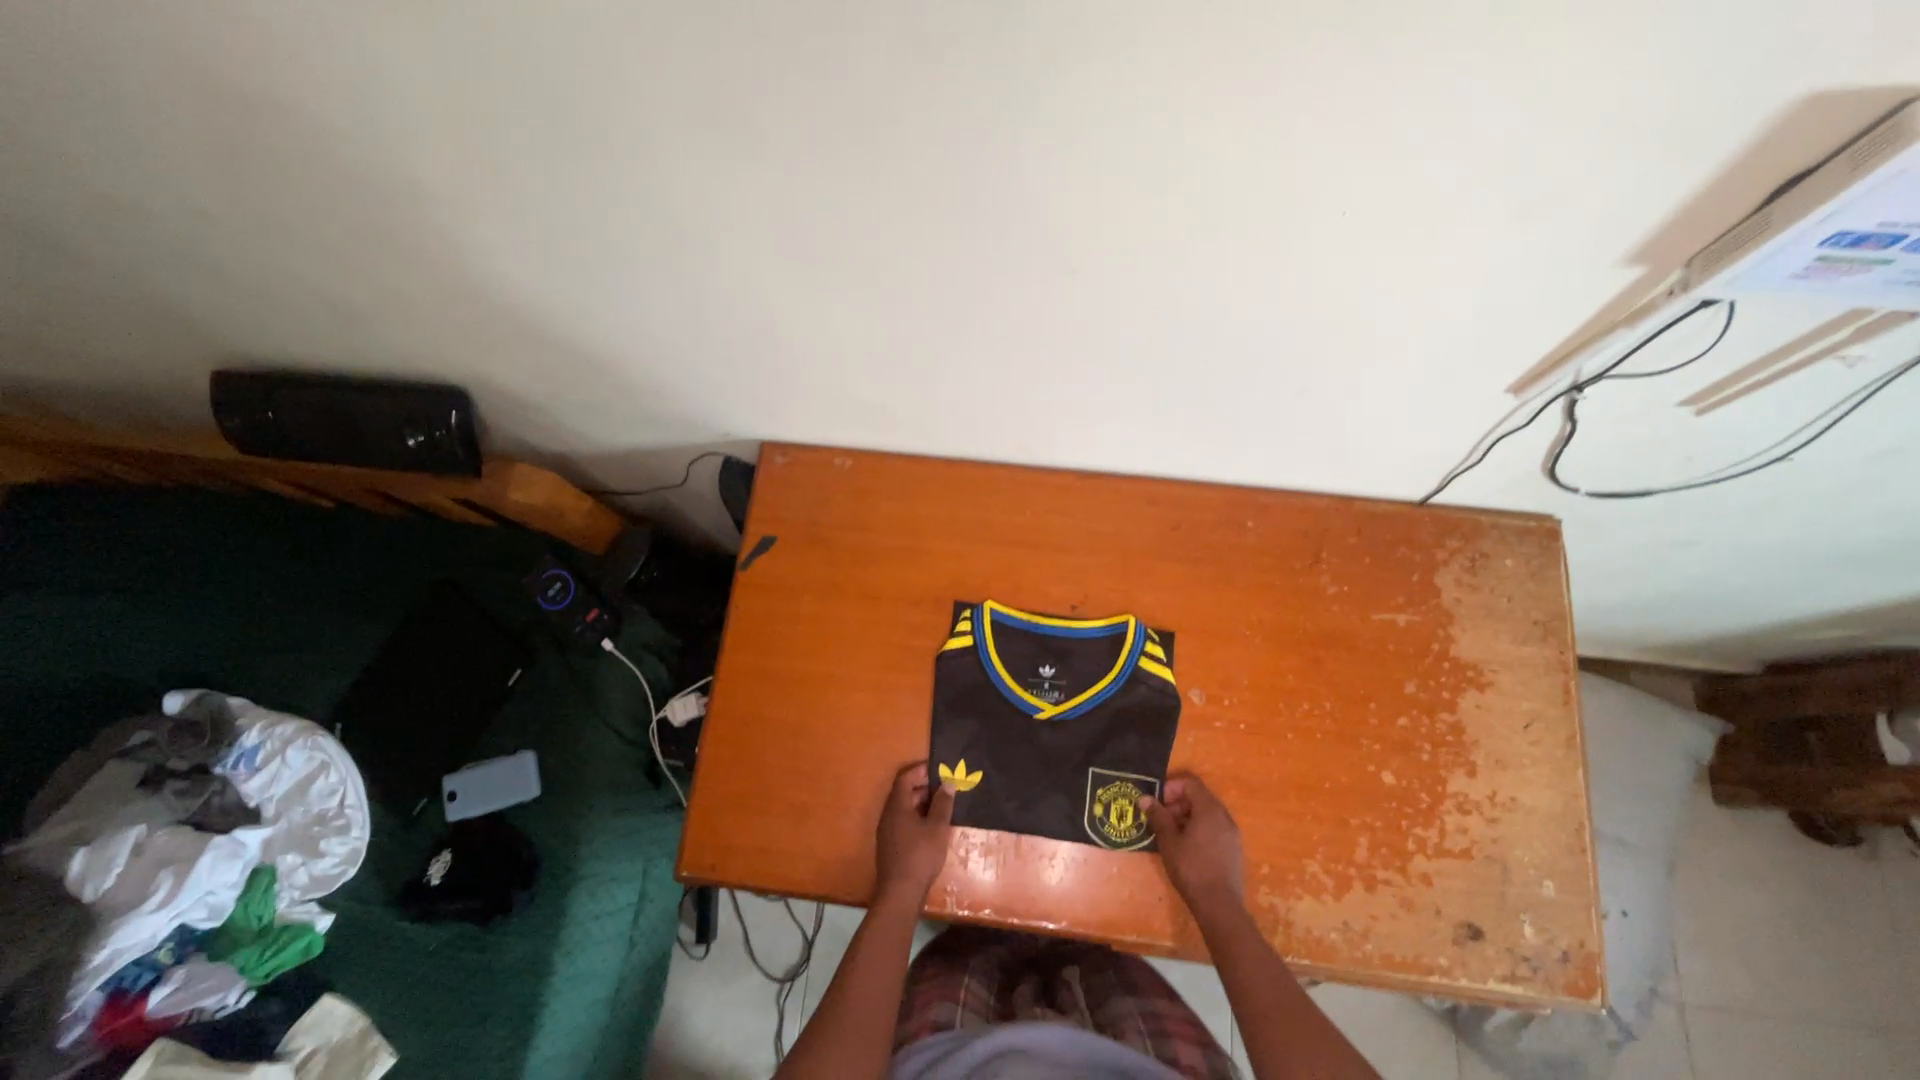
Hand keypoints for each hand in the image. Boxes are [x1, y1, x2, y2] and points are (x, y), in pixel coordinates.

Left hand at [873, 762, 955, 907]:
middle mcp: (888, 815)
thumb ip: (943, 803)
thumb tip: (948, 783)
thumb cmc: (920, 855)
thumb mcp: (937, 827)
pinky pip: (903, 822)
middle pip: (903, 792)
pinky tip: (932, 827)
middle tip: (944, 787)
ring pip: (903, 808)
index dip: (920, 771)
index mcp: (897, 806)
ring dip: (921, 803)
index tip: (938, 769)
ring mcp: (887, 831)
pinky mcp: (890, 844)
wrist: (900, 892)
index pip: (905, 778)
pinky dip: (917, 817)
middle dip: (923, 787)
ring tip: (942, 806)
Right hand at [1140, 773, 1244, 915]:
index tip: (1157, 803)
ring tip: (1170, 834)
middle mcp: (1224, 816)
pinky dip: (1199, 828)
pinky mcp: (1233, 848)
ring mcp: (1232, 833)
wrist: (1219, 904)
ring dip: (1187, 816)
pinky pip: (1214, 828)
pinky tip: (1186, 847)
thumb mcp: (1169, 841)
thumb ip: (1158, 816)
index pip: (1190, 783)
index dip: (1171, 788)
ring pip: (1207, 813)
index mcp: (1209, 809)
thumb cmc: (1191, 868)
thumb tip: (1145, 798)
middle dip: (1177, 803)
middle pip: (1199, 797)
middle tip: (1160, 819)